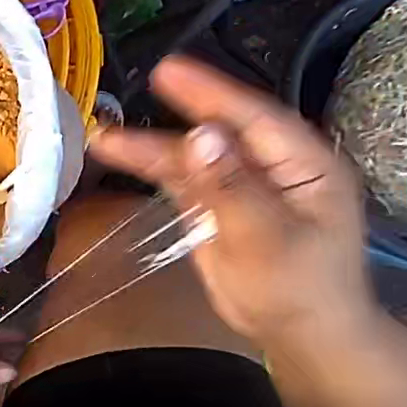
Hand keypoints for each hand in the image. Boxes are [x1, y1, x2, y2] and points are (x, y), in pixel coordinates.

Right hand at [87, 56, 381, 347]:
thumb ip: (231, 187)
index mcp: (301, 164)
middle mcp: (269, 168)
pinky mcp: (217, 212)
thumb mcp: (268, 237)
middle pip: (216, 134)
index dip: (209, 93)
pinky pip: (184, 185)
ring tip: (105, 139)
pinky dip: (155, 173)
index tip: (169, 71)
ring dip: (152, 150)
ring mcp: (240, 189)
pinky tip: (125, 159)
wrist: (301, 335)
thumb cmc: (300, 289)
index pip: (252, 117)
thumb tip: (200, 137)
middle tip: (134, 90)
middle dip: (173, 117)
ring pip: (193, 160)